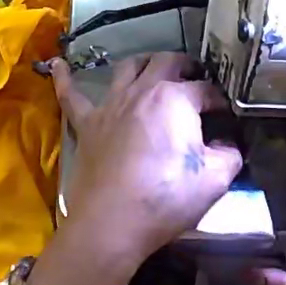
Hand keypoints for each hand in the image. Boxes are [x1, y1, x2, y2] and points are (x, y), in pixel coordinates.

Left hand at [48, 53, 242, 272]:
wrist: (111, 222)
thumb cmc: (165, 199)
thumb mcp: (214, 181)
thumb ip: (229, 156)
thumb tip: (227, 145)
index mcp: (176, 99)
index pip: (206, 89)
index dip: (220, 100)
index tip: (227, 114)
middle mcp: (142, 90)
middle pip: (166, 62)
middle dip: (185, 66)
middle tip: (196, 76)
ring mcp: (110, 104)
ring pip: (127, 67)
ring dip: (144, 63)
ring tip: (154, 67)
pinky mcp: (86, 122)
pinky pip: (71, 95)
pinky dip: (65, 78)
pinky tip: (57, 64)